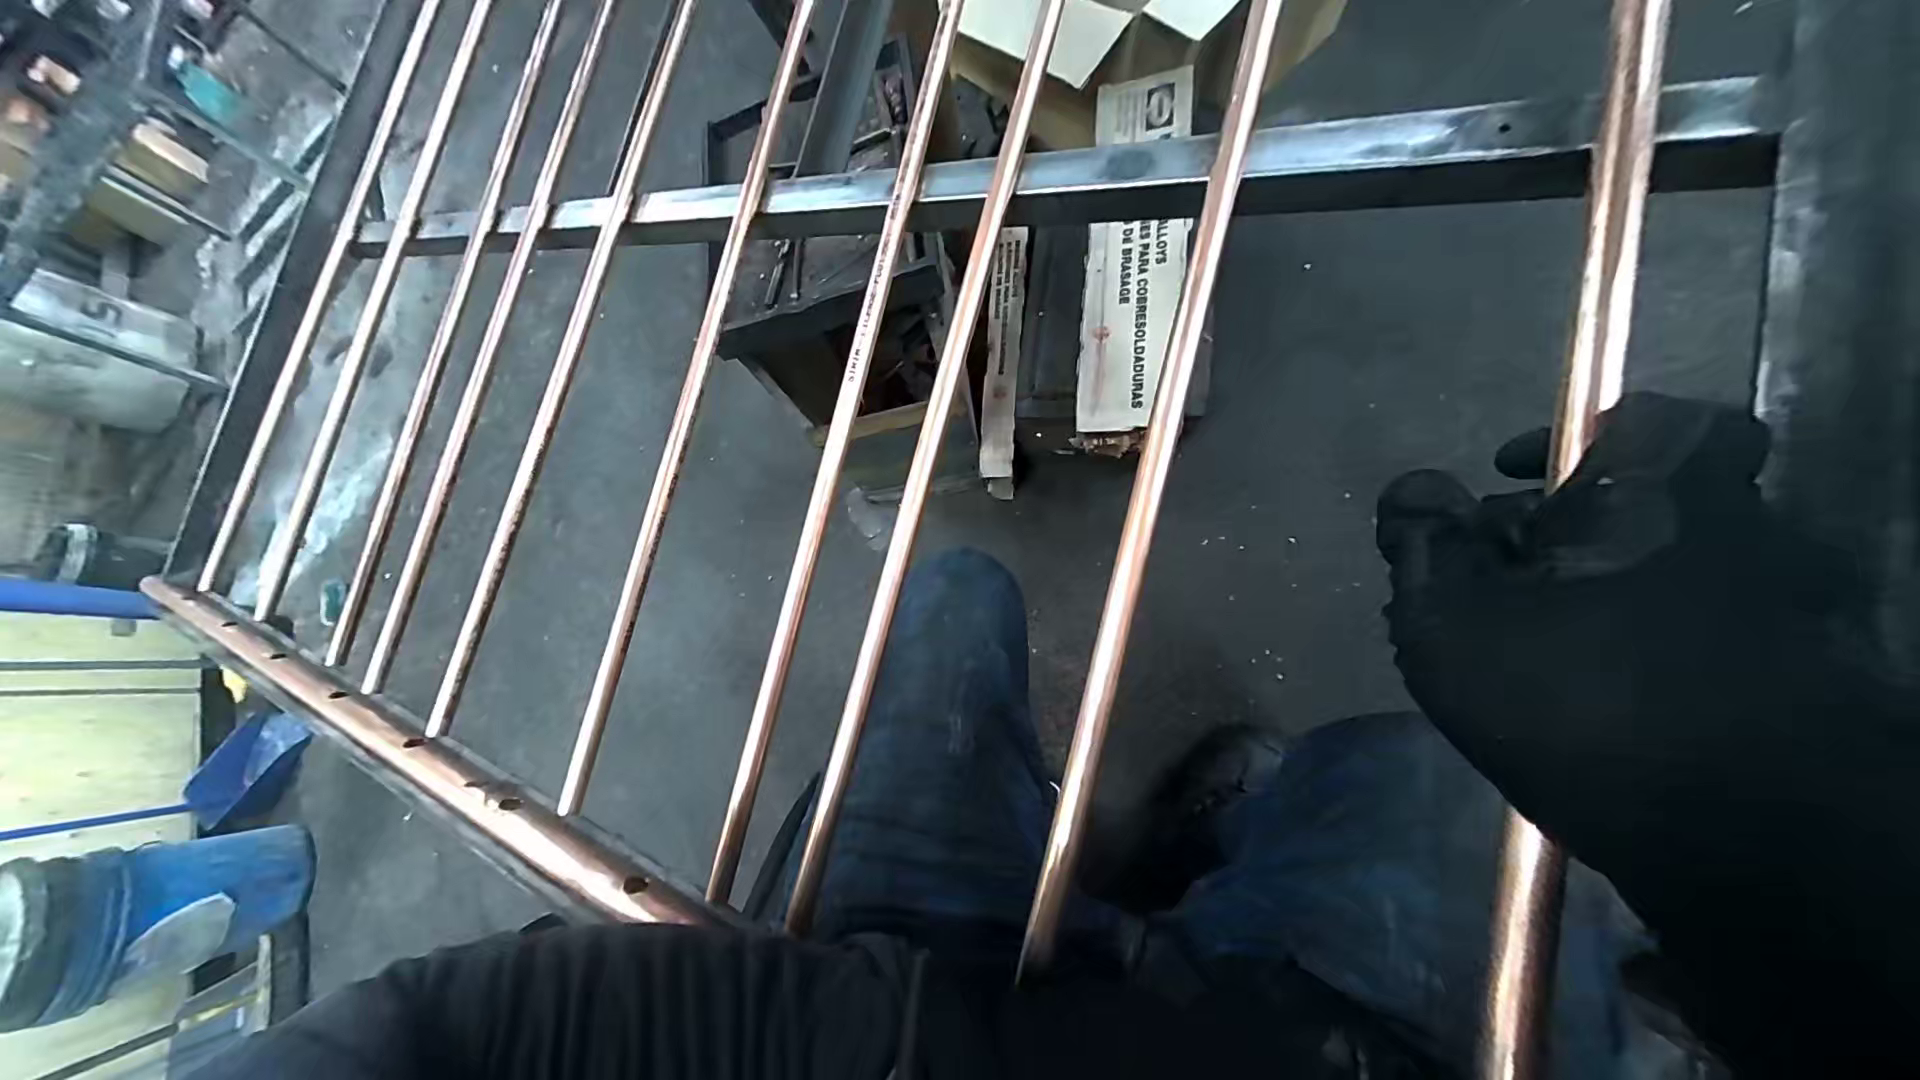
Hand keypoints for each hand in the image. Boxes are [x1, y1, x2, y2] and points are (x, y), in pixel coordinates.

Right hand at [1373, 392, 1865, 876]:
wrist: (1746, 845)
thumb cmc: (1571, 701)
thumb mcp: (1449, 620)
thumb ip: (1424, 545)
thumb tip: (1414, 487)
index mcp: (1657, 503)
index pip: (1649, 419)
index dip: (1576, 433)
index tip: (1513, 472)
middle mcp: (1734, 535)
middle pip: (1632, 502)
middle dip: (1550, 527)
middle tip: (1485, 574)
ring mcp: (1778, 606)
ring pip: (1652, 565)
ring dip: (1579, 583)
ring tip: (1508, 637)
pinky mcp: (1795, 671)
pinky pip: (1684, 619)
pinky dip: (1621, 629)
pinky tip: (1569, 680)